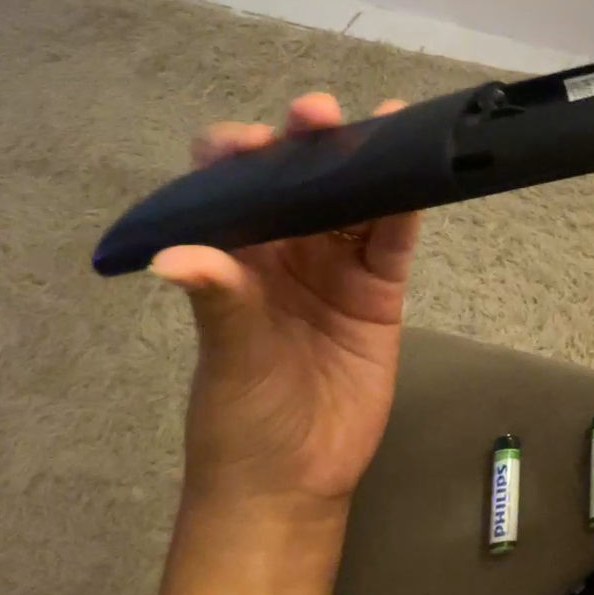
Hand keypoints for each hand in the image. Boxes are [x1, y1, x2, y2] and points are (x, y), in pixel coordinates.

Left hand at [148, 92, 420, 509]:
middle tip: (322, 113)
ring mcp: (338, 268)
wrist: (296, 480)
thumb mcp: (229, 360)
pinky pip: (395, 239)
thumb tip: (174, 256)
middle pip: (302, 184)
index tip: (255, 139)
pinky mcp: (380, 289)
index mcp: (237, 259)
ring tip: (389, 121)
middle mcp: (288, 252)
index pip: (230, 191)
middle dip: (311, 144)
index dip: (239, 157)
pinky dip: (408, 207)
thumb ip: (220, 302)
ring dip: (369, 164)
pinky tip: (419, 175)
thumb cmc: (243, 420)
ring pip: (357, 202)